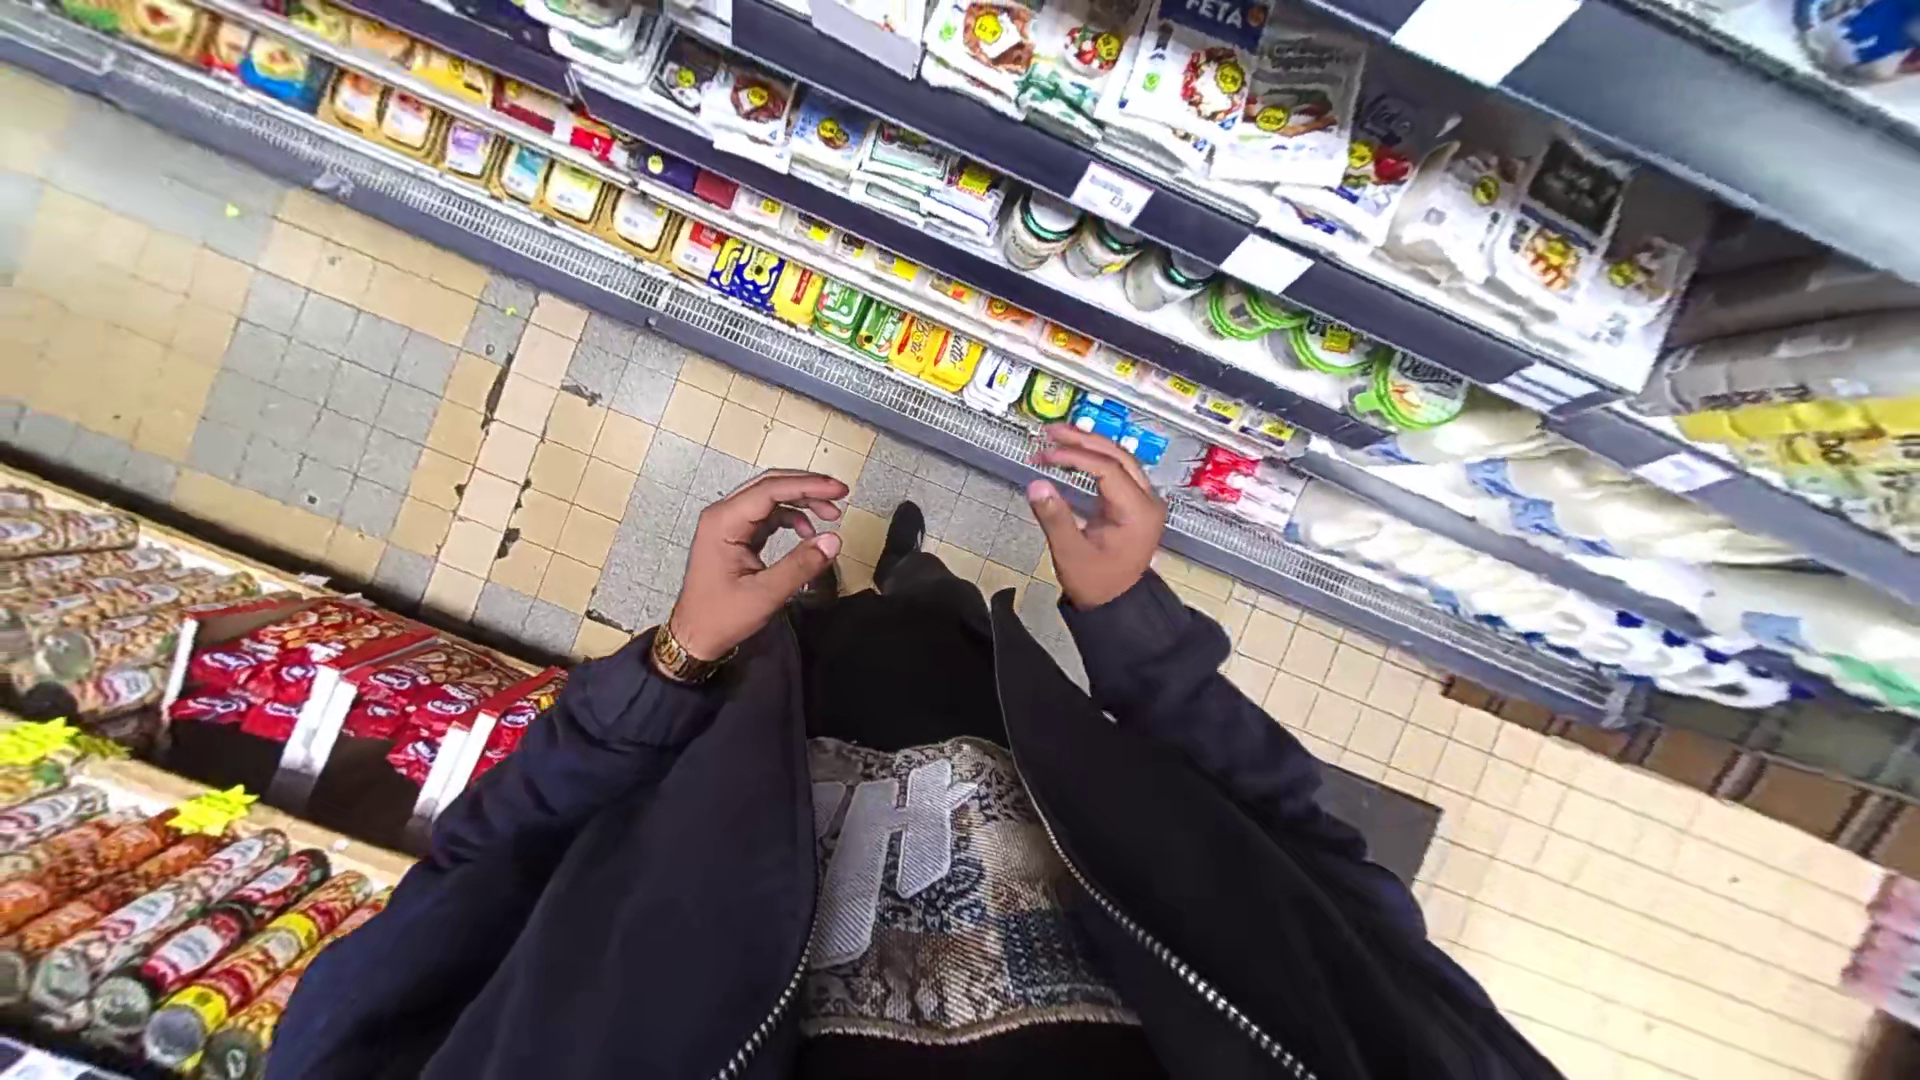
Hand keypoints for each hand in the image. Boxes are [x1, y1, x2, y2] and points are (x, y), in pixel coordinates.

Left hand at [667, 470, 846, 659]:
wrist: (695, 637)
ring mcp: (730, 524)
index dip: (808, 486)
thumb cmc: (721, 617)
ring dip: (803, 501)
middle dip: (808, 487)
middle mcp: (724, 515)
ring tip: (831, 514)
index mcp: (724, 522)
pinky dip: (793, 517)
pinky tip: (809, 532)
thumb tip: (833, 540)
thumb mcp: (765, 594)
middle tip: (840, 494)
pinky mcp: (738, 535)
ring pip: (772, 498)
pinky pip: (769, 515)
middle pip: (771, 485)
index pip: (771, 489)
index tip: (839, 491)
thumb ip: (801, 565)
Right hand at [1025, 424, 1165, 609]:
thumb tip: (1036, 484)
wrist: (1115, 605)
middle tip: (1050, 432)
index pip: (1107, 469)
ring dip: (1088, 445)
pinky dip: (1092, 460)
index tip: (1045, 453)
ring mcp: (1142, 501)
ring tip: (1057, 436)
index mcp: (1138, 512)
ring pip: (1118, 459)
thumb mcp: (1070, 553)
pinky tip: (1071, 453)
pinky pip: (1114, 472)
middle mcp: (1147, 500)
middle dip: (1083, 440)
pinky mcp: (1131, 503)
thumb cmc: (1095, 583)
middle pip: (1117, 456)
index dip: (1075, 455)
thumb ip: (1054, 517)